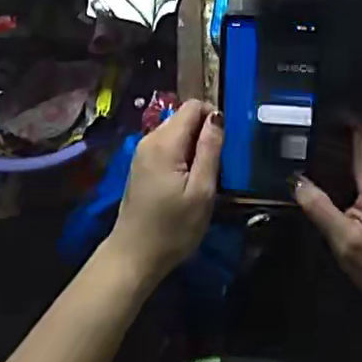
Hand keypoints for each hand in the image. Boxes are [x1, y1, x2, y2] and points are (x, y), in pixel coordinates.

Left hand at [107, 100, 221, 279]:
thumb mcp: (201, 191)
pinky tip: (188, 181)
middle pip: (183, 117)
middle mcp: (150, 139)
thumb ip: (210, 149)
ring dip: (194, 146)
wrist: (135, 255)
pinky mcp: (142, 164)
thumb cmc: (173, 228)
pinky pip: (167, 146)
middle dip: (204, 133)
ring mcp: (143, 151)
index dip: (213, 116)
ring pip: (176, 132)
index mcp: (164, 142)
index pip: (192, 106)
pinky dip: (182, 155)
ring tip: (205, 176)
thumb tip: (217, 116)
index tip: (226, 143)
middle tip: (218, 165)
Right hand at [294, 120, 361, 316]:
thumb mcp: (345, 241)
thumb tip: (295, 180)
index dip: (347, 115)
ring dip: (344, 146)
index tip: (323, 105)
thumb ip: (320, 208)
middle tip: (308, 121)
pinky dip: (349, 163)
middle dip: (340, 128)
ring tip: (313, 139)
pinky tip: (330, 169)